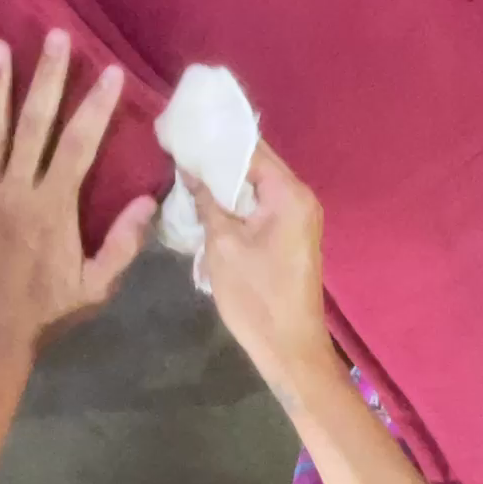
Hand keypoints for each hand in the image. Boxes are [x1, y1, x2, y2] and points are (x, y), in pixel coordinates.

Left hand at [0, 30, 156, 360]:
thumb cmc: (46, 312)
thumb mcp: (96, 287)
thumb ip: (123, 243)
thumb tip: (149, 199)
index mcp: (52, 207)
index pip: (78, 145)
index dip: (95, 106)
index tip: (108, 71)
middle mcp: (15, 190)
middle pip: (33, 124)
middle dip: (46, 78)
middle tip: (54, 37)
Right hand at [184, 143, 333, 383]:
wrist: (290, 348)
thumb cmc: (257, 296)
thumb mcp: (222, 245)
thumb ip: (207, 201)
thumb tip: (189, 169)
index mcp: (289, 194)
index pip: (251, 150)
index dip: (216, 141)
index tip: (184, 134)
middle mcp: (301, 197)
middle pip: (257, 164)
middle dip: (219, 159)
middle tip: (181, 152)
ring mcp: (300, 216)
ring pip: (258, 185)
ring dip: (227, 182)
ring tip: (188, 173)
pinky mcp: (293, 234)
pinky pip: (263, 204)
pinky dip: (238, 200)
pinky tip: (209, 202)